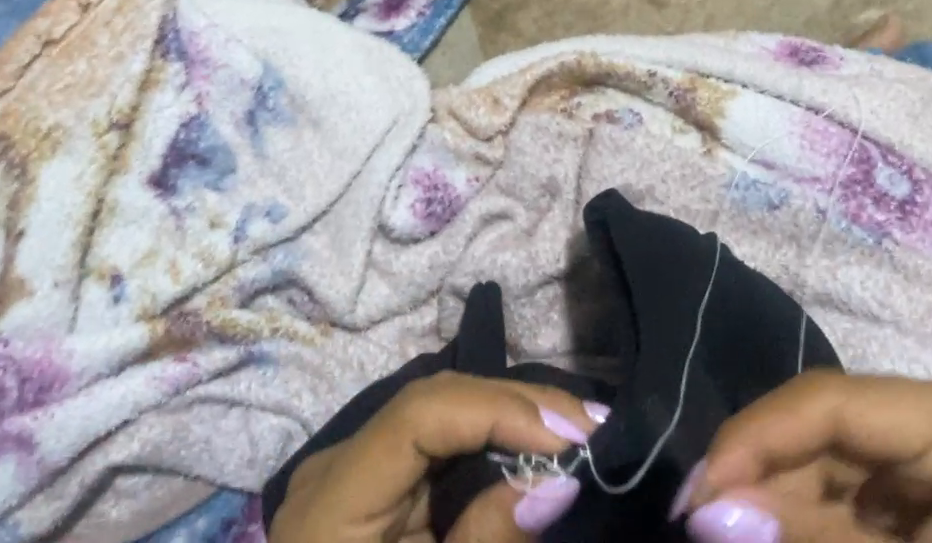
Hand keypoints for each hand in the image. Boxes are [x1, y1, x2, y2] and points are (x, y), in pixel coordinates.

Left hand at [271, 373, 607, 542]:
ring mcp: (361, 468)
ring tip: (583, 432)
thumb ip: (488, 542)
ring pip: (447, 412)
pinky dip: (496, 442)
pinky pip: (444, 444)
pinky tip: (541, 446)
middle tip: (597, 430)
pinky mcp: (383, 483)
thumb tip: (560, 481)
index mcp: (334, 499)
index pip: (418, 415)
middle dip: (521, 407)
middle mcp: (343, 463)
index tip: (569, 442)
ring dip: (517, 416)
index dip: (497, 412)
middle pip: (437, 402)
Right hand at [672, 371, 931, 542]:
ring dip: (773, 510)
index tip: (695, 500)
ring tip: (724, 533)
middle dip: (757, 484)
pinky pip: (845, 507)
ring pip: (823, 474)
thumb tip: (707, 515)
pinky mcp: (926, 509)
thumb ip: (819, 539)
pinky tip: (767, 536)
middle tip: (698, 527)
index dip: (753, 440)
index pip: (830, 402)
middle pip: (819, 437)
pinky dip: (805, 527)